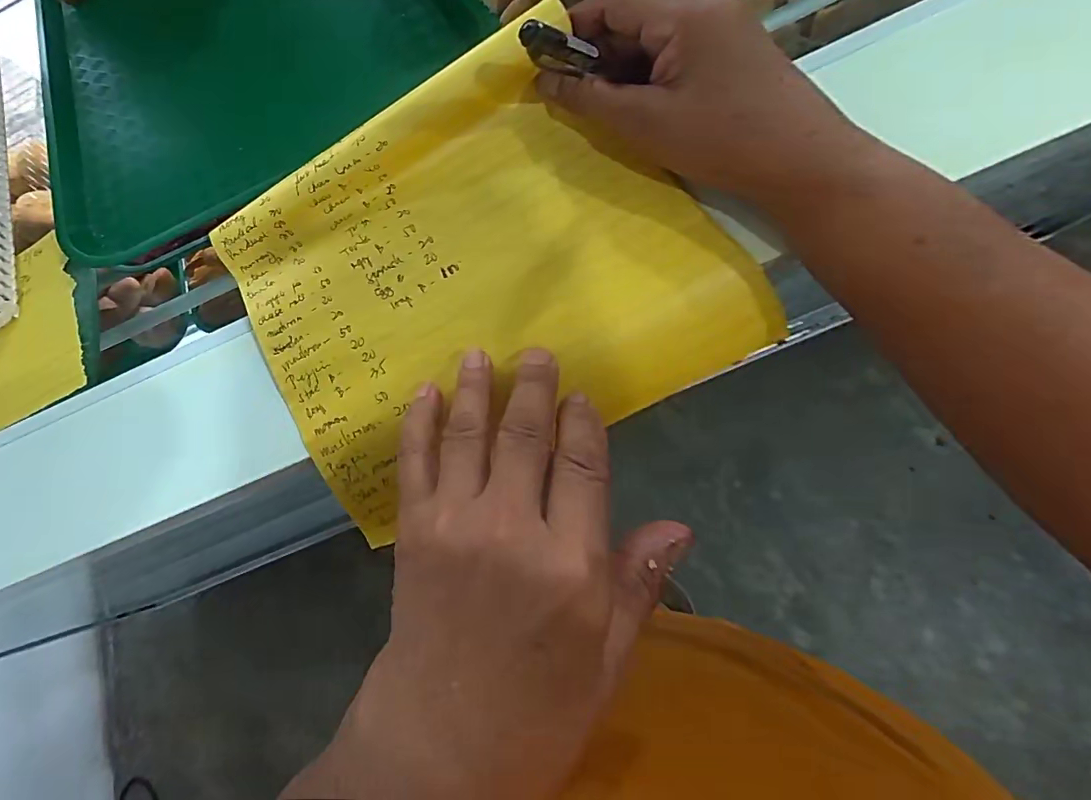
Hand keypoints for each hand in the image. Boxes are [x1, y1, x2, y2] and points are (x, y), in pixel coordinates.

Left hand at [285, 349, 690, 799]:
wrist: (441, 739)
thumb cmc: (536, 709)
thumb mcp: (605, 662)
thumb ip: (635, 587)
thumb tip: (677, 525)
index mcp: (570, 564)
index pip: (583, 467)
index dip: (582, 423)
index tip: (579, 394)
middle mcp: (512, 529)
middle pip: (525, 438)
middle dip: (532, 388)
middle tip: (535, 352)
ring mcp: (455, 523)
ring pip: (468, 437)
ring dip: (475, 390)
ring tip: (478, 354)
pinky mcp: (413, 529)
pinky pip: (414, 462)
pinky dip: (418, 423)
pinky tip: (424, 392)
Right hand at [537, 0, 882, 213]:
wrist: (808, 166)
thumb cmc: (721, 140)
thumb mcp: (641, 121)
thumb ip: (586, 96)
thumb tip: (543, 80)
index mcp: (685, 12)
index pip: (609, 3)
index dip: (568, 30)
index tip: (540, 62)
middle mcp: (706, 6)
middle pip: (631, 18)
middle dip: (595, 54)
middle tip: (569, 94)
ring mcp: (725, 27)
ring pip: (651, 37)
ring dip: (620, 68)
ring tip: (603, 107)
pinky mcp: (733, 51)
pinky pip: (675, 51)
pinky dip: (648, 75)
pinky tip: (640, 107)